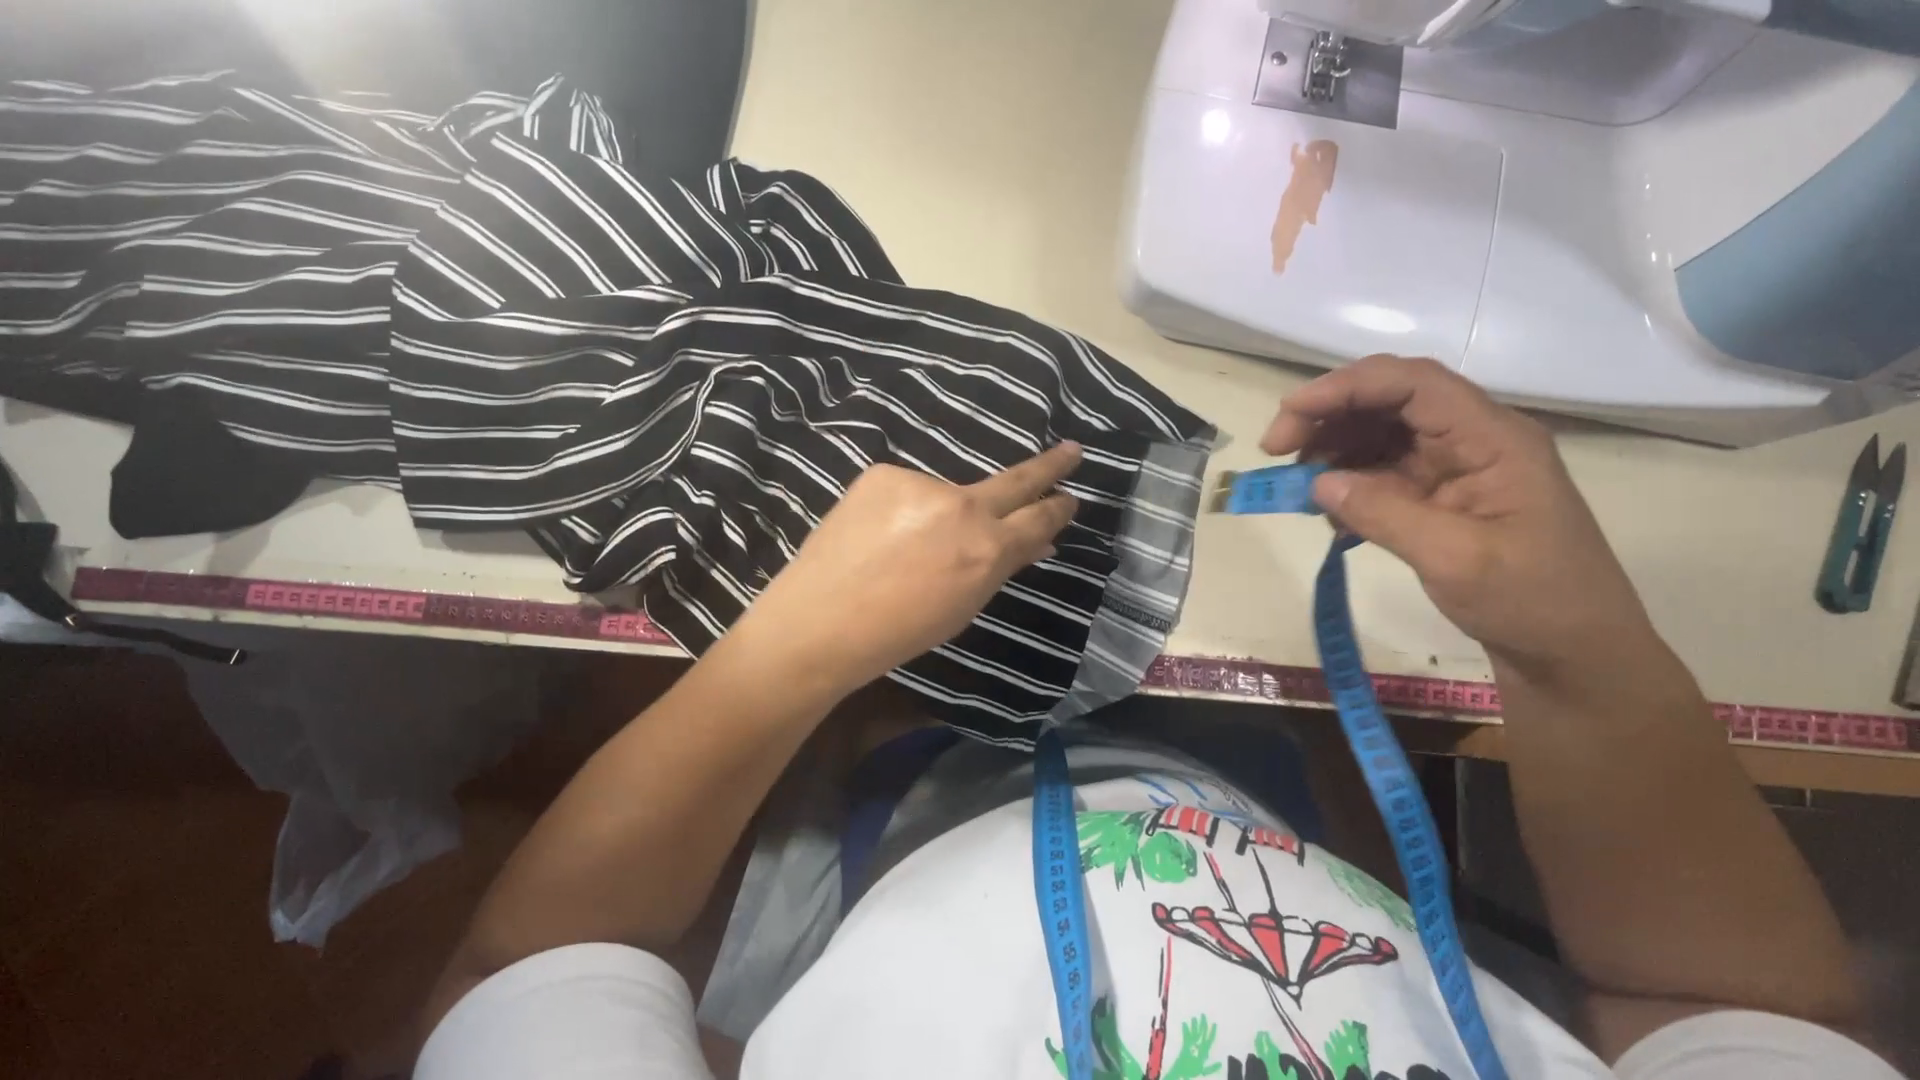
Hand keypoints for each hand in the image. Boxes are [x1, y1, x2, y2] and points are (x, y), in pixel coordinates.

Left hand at [729, 442, 1082, 694]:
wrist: (818, 622)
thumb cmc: (897, 632)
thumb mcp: (963, 607)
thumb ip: (1001, 566)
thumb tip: (1035, 541)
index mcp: (987, 550)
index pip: (1038, 519)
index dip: (1057, 508)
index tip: (1070, 496)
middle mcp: (962, 508)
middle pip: (1016, 480)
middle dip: (1049, 467)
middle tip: (1072, 451)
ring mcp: (921, 485)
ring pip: (948, 494)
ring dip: (943, 515)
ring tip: (908, 552)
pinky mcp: (883, 474)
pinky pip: (909, 490)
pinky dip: (904, 511)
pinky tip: (879, 538)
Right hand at [1262, 355, 1650, 666]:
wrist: (1575, 656)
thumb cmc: (1532, 601)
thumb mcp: (1456, 559)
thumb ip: (1383, 513)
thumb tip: (1316, 482)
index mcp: (1492, 438)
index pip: (1412, 384)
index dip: (1345, 387)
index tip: (1289, 416)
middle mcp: (1473, 441)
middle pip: (1390, 402)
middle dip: (1328, 417)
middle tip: (1275, 451)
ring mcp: (1456, 470)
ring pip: (1380, 435)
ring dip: (1332, 451)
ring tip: (1297, 488)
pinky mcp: (1441, 499)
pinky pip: (1383, 474)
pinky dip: (1347, 486)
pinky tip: (1329, 514)